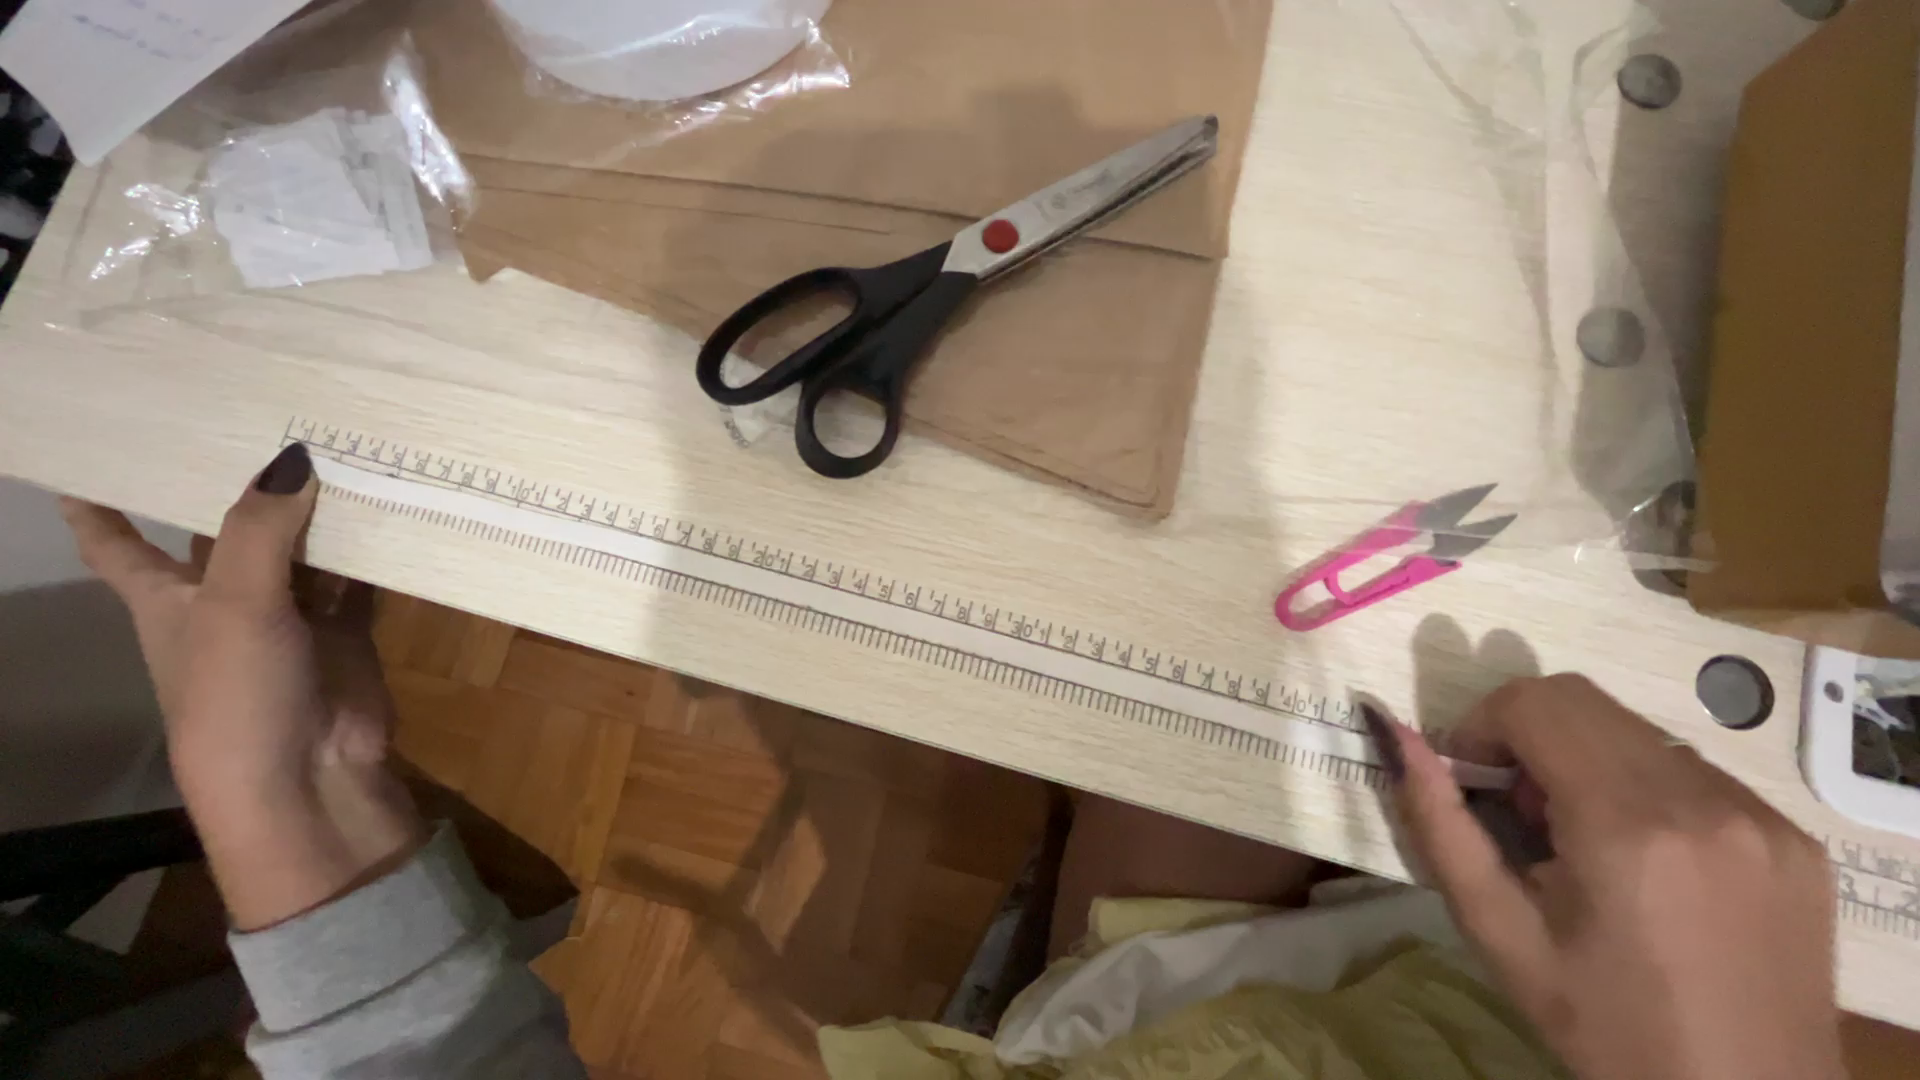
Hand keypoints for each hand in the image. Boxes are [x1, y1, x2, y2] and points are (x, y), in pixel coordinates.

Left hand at [62, 443, 423, 930]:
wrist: (308, 771)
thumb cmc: (238, 693)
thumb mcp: (233, 605)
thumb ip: (263, 530)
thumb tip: (296, 455)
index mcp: (168, 598)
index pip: (116, 542)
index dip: (100, 502)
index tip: (101, 453)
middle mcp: (227, 600)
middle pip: (226, 534)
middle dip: (241, 489)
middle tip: (269, 426)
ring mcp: (292, 617)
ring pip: (302, 552)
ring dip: (320, 516)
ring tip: (346, 454)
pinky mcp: (348, 631)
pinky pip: (360, 580)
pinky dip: (376, 554)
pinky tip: (394, 515)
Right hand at [1365, 675, 1843, 1079]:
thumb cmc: (1600, 1021)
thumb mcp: (1493, 926)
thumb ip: (1436, 819)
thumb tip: (1391, 730)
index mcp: (1629, 825)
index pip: (1534, 702)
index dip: (1481, 726)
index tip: (1471, 783)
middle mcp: (1708, 800)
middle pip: (1580, 699)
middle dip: (1524, 735)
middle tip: (1517, 812)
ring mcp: (1763, 814)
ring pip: (1631, 726)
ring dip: (1579, 757)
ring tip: (1575, 837)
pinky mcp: (1800, 833)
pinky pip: (1686, 765)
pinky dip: (1635, 782)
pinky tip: (1635, 855)